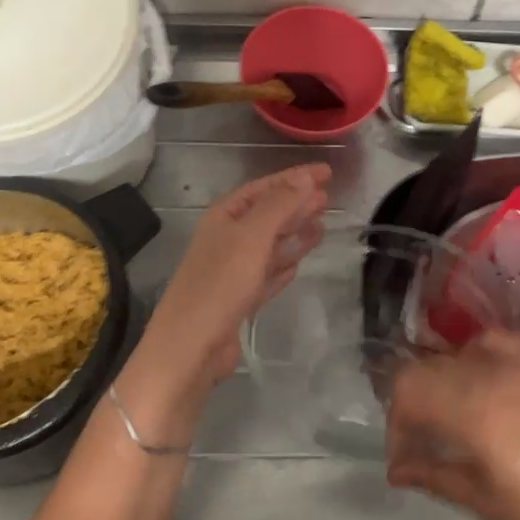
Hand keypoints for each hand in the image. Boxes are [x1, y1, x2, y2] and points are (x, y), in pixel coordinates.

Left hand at [124, 164, 330, 420]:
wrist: (191, 347)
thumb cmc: (220, 285)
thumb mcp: (252, 237)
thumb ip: (280, 206)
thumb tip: (305, 180)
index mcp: (223, 218)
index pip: (263, 188)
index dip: (294, 178)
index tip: (326, 172)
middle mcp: (226, 240)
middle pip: (267, 215)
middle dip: (296, 204)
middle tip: (329, 198)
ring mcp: (232, 272)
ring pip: (269, 246)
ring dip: (294, 234)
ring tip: (322, 226)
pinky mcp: (239, 301)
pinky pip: (267, 276)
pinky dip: (283, 266)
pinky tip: (297, 265)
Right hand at [386, 331, 519, 519]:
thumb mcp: (488, 501)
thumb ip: (436, 477)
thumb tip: (397, 470)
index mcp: (472, 408)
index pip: (406, 390)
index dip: (395, 424)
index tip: (404, 461)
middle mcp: (489, 371)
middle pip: (424, 367)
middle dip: (411, 405)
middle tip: (421, 445)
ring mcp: (519, 360)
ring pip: (454, 354)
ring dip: (440, 381)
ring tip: (450, 416)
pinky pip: (491, 344)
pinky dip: (473, 360)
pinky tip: (485, 390)